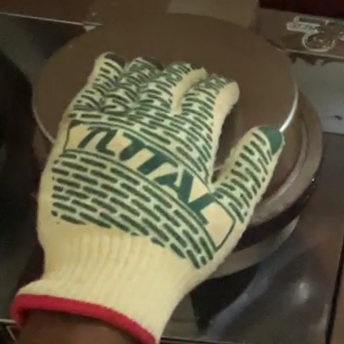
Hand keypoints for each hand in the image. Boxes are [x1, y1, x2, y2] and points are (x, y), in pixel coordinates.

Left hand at [12, 55, 282, 343]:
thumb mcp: (229, 215)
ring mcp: (107, 130)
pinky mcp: (73, 142)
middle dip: (185, 76)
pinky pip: (88, 99)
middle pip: (168, 85)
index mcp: (191, 141)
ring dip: (144, 72)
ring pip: (127, 84)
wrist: (110, 274)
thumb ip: (250, 169)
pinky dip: (101, 81)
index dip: (219, 90)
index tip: (226, 89)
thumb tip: (270, 132)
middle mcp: (148, 124)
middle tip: (193, 75)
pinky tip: (107, 74)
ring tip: (152, 69)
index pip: (208, 99)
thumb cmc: (177, 248)